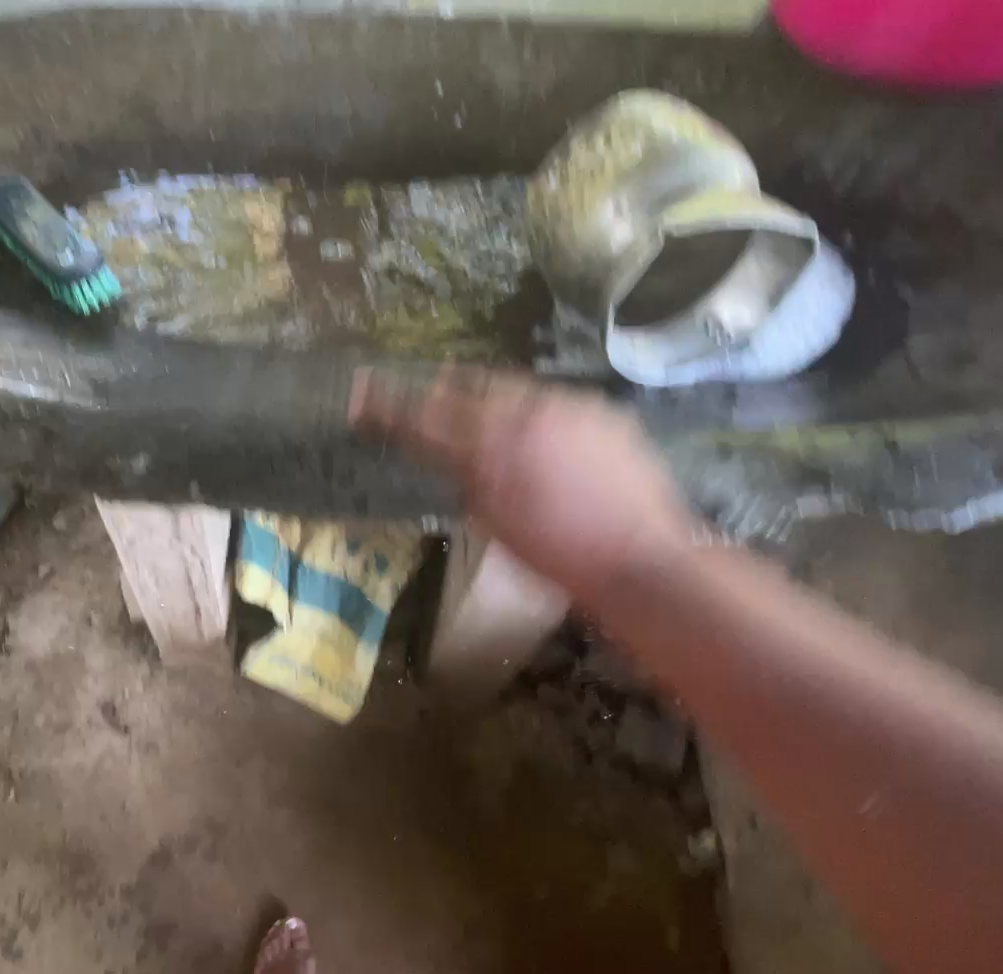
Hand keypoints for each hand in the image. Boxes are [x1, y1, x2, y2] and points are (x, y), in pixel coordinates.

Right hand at [350, 366, 695, 603]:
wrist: (642, 558)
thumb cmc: (560, 556)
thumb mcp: (496, 523)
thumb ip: (466, 479)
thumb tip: (447, 455)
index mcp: (493, 447)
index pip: (426, 417)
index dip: (388, 406)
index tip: (359, 395)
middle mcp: (528, 413)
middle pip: (464, 386)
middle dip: (433, 388)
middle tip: (409, 391)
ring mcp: (568, 406)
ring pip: (508, 386)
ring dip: (479, 392)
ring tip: (461, 396)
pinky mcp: (600, 410)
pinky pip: (548, 397)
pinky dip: (525, 405)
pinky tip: (524, 422)